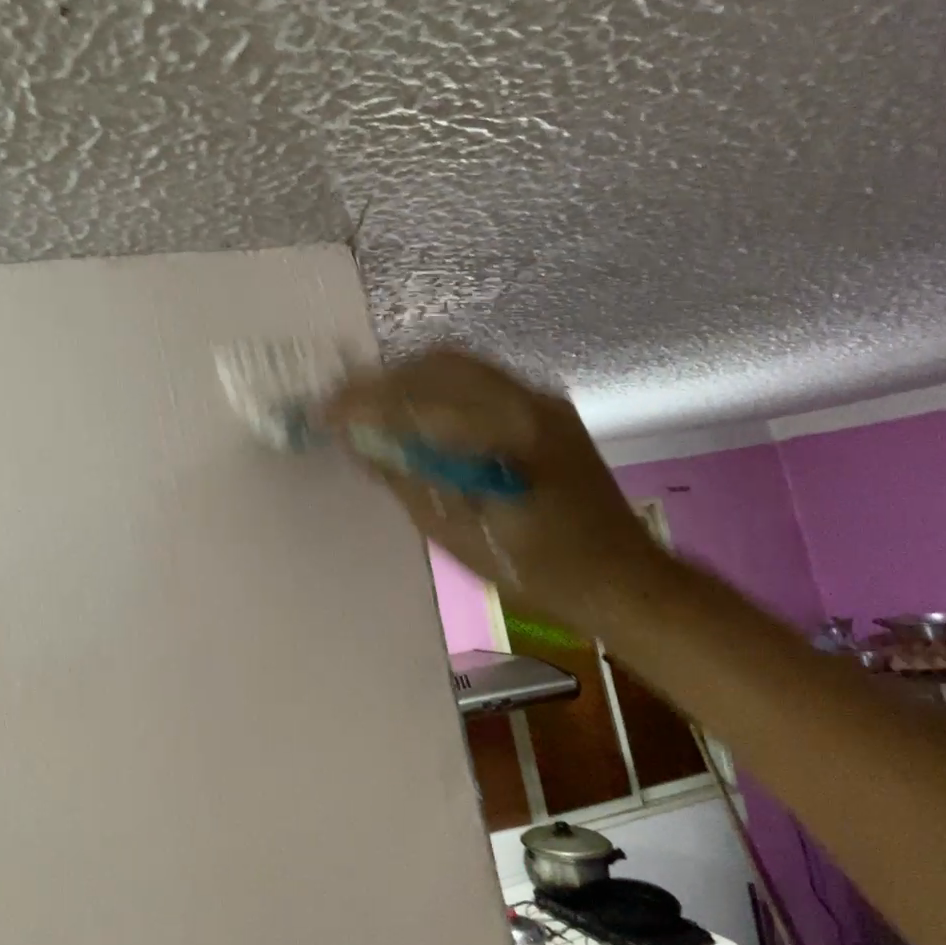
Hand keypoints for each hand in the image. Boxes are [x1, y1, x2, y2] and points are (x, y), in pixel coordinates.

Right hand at [323, 346, 665, 620]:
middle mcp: (526, 401)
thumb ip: (407, 478)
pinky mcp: (546, 410)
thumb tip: (359, 441)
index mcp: (505, 434)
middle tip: (342, 407)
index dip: (362, 402)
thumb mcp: (458, 535)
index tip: (323, 412)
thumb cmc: (536, 571)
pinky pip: (478, 381)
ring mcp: (540, 400)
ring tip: (371, 409)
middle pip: (436, 365)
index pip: (416, 400)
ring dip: (407, 381)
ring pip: (458, 366)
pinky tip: (416, 417)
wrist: (622, 579)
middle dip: (381, 381)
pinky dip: (436, 389)